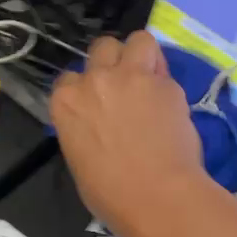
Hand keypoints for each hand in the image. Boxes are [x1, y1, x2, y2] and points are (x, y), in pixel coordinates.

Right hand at [51, 31, 208, 234]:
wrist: (157, 196)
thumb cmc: (110, 194)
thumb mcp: (79, 160)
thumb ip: (84, 129)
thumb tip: (100, 126)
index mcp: (66, 102)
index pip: (68, 78)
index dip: (85, 89)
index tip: (97, 104)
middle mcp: (95, 80)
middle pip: (101, 48)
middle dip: (112, 61)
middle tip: (124, 85)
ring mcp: (133, 76)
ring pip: (138, 40)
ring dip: (142, 54)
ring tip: (149, 78)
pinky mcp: (166, 83)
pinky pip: (165, 72)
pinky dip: (166, 84)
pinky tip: (170, 105)